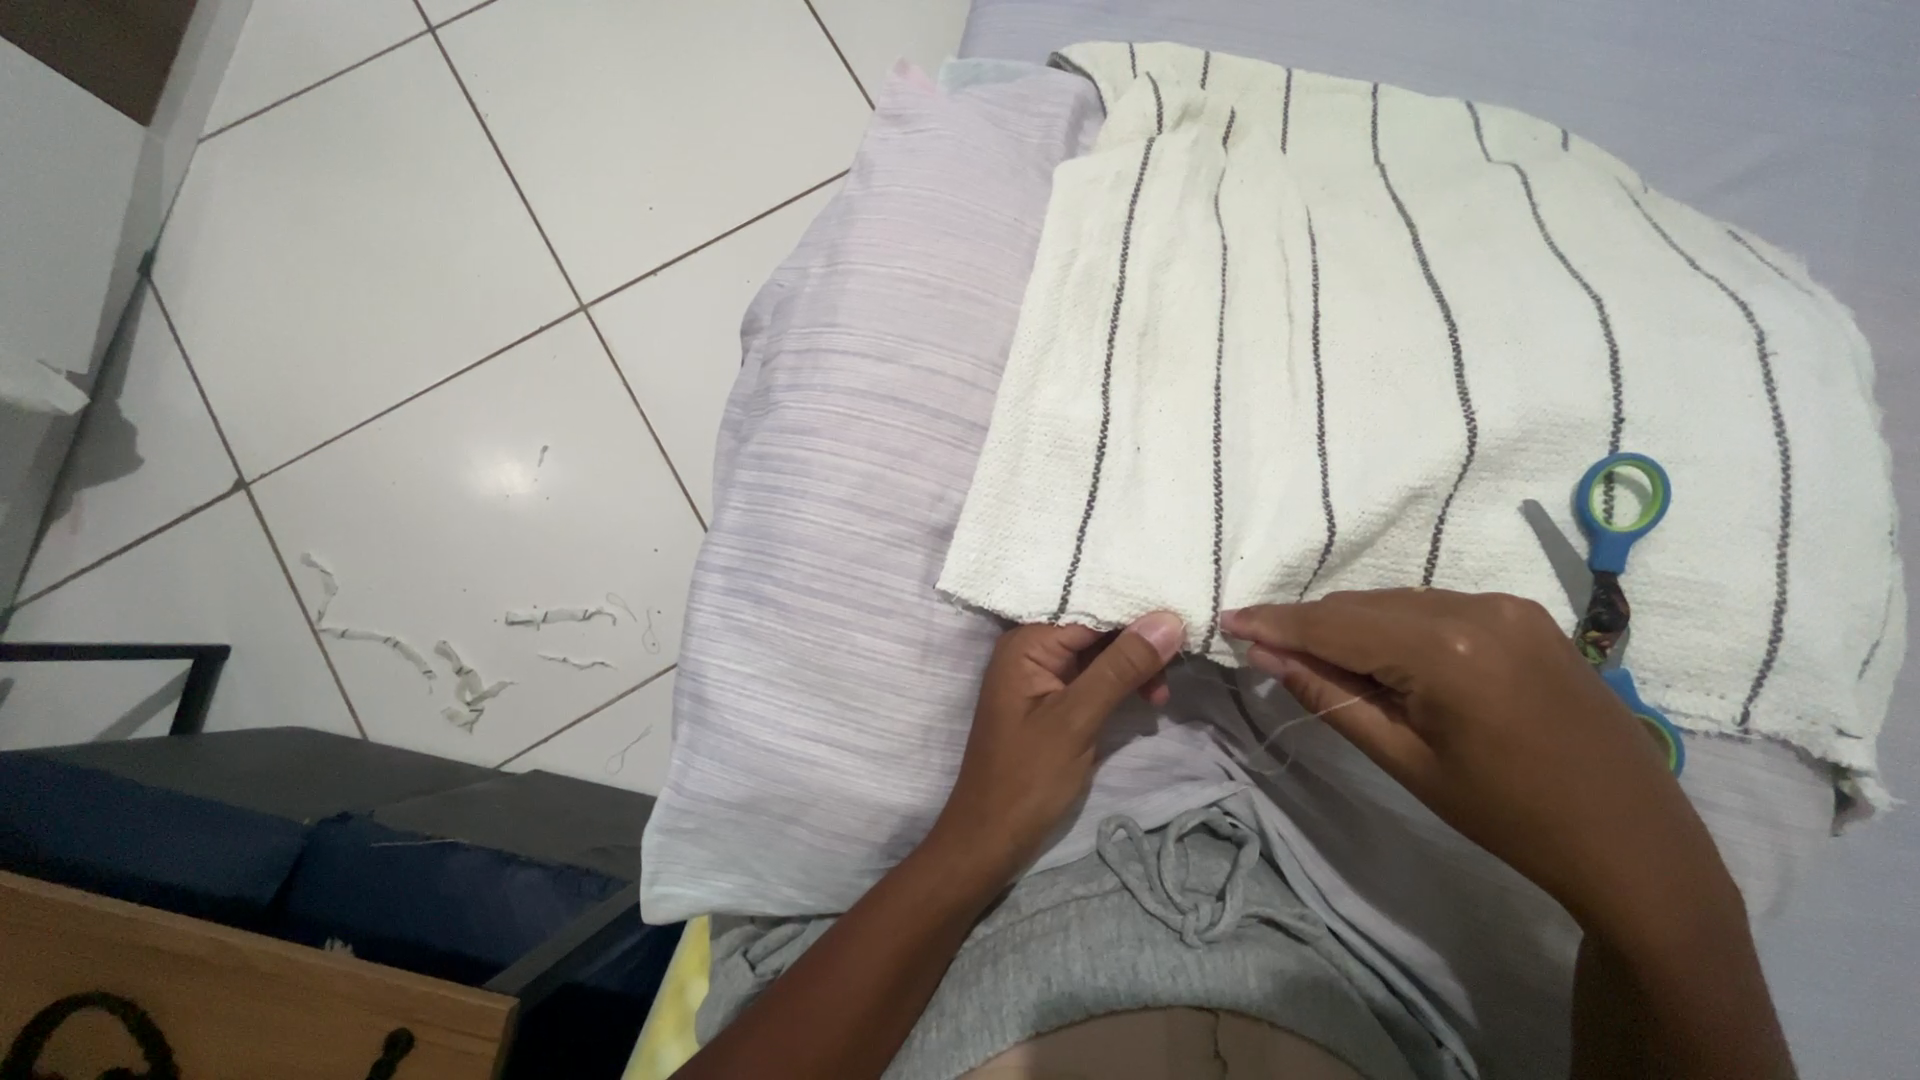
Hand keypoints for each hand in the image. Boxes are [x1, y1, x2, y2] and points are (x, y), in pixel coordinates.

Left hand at [927, 612, 1184, 884]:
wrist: (991, 836)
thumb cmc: (1027, 777)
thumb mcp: (1077, 719)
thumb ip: (1120, 668)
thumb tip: (1167, 620)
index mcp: (1027, 643)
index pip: (1090, 608)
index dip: (1136, 611)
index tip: (1184, 618)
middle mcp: (1033, 649)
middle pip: (1097, 627)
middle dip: (1139, 641)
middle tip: (1184, 659)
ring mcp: (1044, 676)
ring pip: (1102, 654)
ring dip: (1136, 667)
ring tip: (1164, 693)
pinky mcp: (1057, 700)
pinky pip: (1096, 678)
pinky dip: (1123, 686)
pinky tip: (1151, 699)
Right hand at [1221, 590, 1732, 934]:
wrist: (1633, 841)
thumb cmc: (1509, 816)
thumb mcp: (1405, 761)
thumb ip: (1329, 696)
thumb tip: (1264, 654)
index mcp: (1447, 650)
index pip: (1335, 625)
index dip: (1275, 623)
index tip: (1226, 620)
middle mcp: (1477, 608)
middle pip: (1361, 605)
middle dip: (1307, 625)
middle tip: (1259, 644)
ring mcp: (1506, 605)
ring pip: (1394, 602)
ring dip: (1348, 625)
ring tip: (1312, 656)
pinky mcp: (1524, 614)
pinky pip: (1432, 607)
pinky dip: (1392, 625)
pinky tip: (1377, 655)